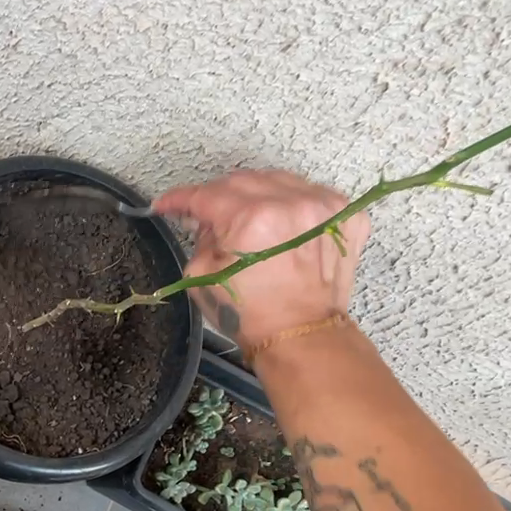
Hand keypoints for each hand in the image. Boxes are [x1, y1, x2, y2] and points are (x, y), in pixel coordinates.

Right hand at [153, 170, 369, 349]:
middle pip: (242, 180)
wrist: (300, 331)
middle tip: (203, 215)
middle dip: (216, 195)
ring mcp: (324, 205)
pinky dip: (286, 203)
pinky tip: (277, 225)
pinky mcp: (345, 214)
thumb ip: (201, 239)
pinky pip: (308, 193)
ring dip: (252, 194)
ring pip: (277, 180)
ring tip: (241, 218)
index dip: (180, 198)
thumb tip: (207, 222)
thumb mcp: (201, 277)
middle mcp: (292, 203)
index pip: (206, 195)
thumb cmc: (250, 312)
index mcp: (252, 219)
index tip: (166, 204)